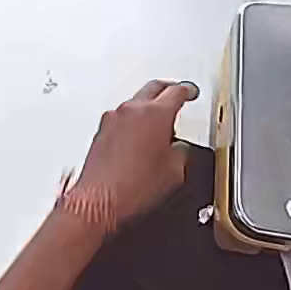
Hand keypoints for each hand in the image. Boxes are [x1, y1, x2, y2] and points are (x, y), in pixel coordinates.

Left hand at [59, 80, 198, 236]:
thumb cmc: (132, 188)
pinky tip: (139, 139)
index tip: (191, 92)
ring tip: (159, 125)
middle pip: (154, 88)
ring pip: (136, 102)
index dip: (188, 91)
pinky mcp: (102, 130)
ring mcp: (113, 118)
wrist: (99, 201)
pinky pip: (122, 117)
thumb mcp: (175, 172)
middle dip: (169, 90)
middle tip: (177, 95)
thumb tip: (179, 149)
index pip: (177, 91)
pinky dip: (134, 121)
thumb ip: (181, 151)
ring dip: (149, 107)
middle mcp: (132, 110)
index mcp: (156, 114)